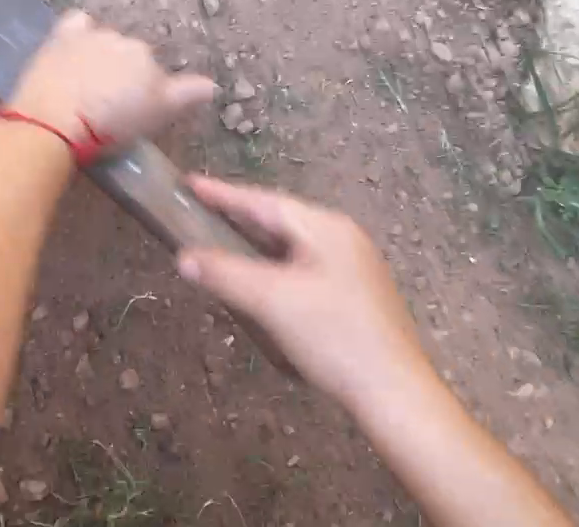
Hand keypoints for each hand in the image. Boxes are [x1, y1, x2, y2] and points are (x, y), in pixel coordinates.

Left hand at [7, 11, 217, 148]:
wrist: (56, 121)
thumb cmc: (111, 125)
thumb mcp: (158, 115)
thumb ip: (186, 94)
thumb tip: (213, 84)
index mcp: (147, 57)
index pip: (154, 71)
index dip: (144, 92)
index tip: (131, 111)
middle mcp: (123, 39)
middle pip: (130, 54)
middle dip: (123, 72)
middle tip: (109, 102)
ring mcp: (91, 36)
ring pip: (105, 40)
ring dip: (102, 54)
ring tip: (88, 83)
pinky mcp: (62, 37)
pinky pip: (77, 22)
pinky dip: (80, 30)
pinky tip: (75, 45)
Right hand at [178, 176, 428, 407]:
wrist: (396, 395)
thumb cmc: (333, 336)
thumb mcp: (271, 300)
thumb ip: (224, 273)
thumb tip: (183, 257)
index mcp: (326, 228)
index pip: (264, 202)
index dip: (224, 194)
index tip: (190, 183)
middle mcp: (342, 238)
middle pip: (279, 221)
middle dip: (238, 218)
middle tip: (200, 213)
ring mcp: (353, 267)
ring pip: (291, 246)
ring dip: (255, 245)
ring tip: (221, 243)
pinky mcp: (355, 296)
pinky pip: (303, 268)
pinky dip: (273, 267)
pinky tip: (258, 282)